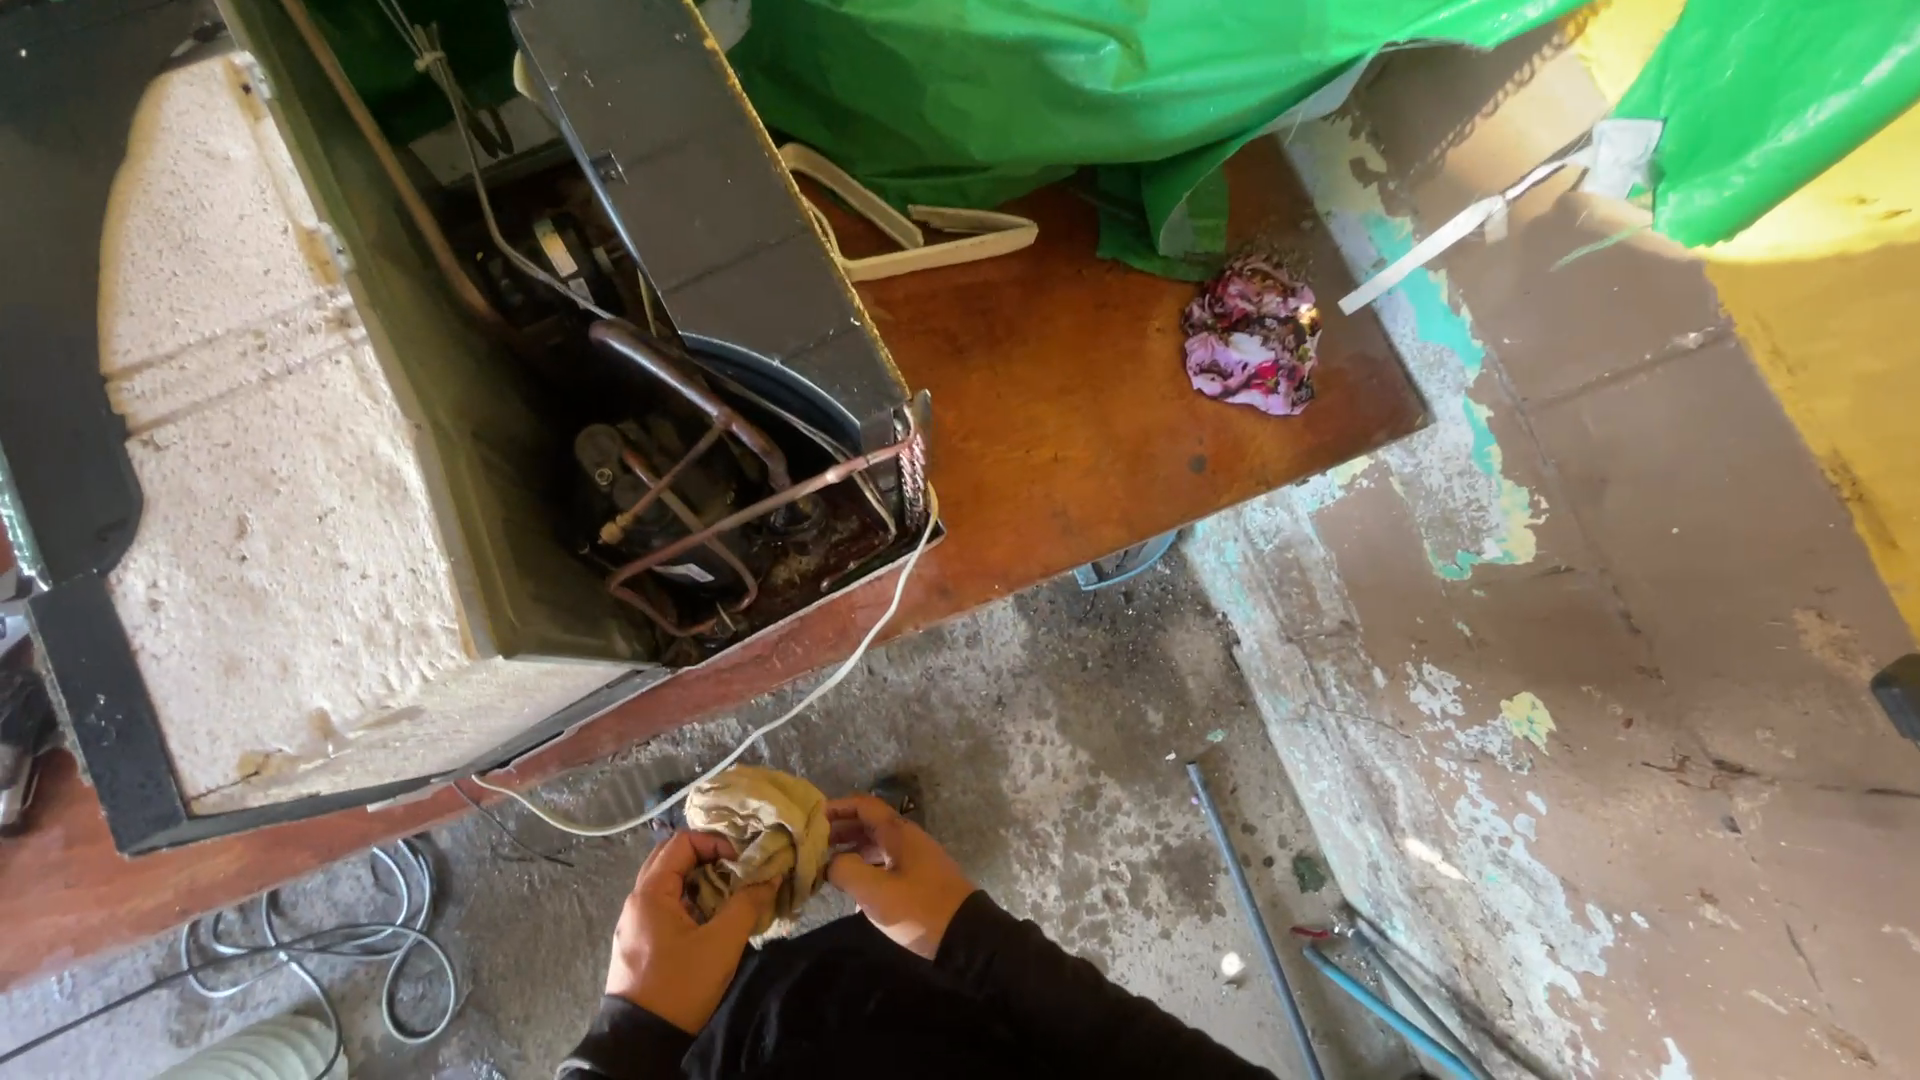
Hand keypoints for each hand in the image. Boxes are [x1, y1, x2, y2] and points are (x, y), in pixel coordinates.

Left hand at [605, 830, 776, 1033]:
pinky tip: (712, 916)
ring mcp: (636, 922)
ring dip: (700, 878)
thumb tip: (771, 877)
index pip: (682, 842)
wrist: (640, 1043)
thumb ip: (748, 903)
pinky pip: (666, 903)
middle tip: (736, 867)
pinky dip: (690, 898)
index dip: (715, 842)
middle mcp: (637, 900)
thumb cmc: (680, 985)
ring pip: (669, 881)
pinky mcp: (640, 941)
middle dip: (708, 855)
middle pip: (672, 857)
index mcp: (650, 893)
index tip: (741, 859)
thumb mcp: (722, 943)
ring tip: (729, 891)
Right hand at [826, 795, 976, 958]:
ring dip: (852, 850)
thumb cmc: (919, 909)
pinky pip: (886, 862)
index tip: (813, 819)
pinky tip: (852, 888)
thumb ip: (847, 871)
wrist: (966, 935)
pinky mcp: (919, 878)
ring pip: (877, 844)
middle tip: (814, 845)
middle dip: (841, 830)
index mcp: (898, 832)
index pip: (864, 805)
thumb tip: (831, 862)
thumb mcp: (876, 892)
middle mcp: (907, 838)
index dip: (838, 807)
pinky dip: (867, 867)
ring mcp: (915, 858)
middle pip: (869, 824)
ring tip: (827, 866)